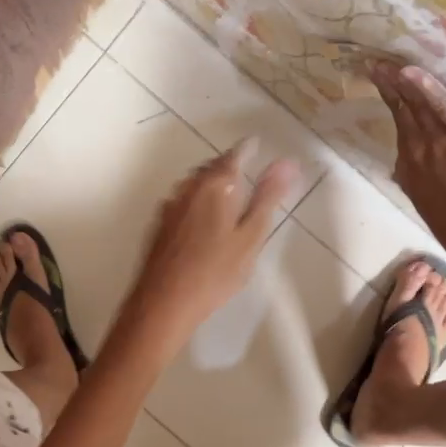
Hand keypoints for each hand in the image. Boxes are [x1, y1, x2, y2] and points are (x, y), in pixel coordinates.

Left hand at [120, 140, 297, 348]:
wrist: (163, 301)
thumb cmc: (214, 272)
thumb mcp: (250, 236)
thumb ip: (268, 197)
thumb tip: (287, 162)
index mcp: (215, 186)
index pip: (234, 156)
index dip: (248, 149)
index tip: (257, 144)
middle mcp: (187, 188)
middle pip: (210, 167)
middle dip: (227, 164)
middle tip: (243, 165)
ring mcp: (169, 206)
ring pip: (192, 184)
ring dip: (209, 181)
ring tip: (225, 189)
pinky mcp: (158, 225)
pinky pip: (181, 201)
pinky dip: (195, 199)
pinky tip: (201, 216)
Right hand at [371, 62, 445, 257]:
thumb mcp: (424, 200)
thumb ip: (413, 178)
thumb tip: (399, 168)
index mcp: (408, 164)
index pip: (399, 125)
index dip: (390, 103)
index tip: (381, 84)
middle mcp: (416, 149)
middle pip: (401, 110)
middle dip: (387, 86)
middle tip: (374, 64)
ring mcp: (436, 142)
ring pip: (416, 105)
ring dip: (400, 81)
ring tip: (386, 64)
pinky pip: (441, 108)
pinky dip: (426, 89)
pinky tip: (410, 73)